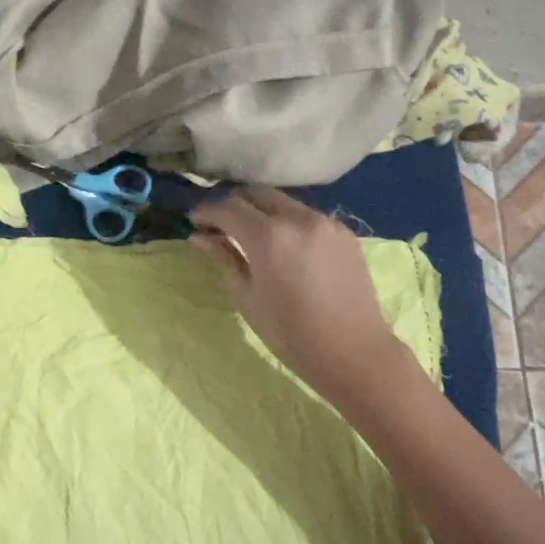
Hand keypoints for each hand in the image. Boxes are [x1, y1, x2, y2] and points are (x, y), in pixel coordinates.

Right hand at [190, 187, 410, 404]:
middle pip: (257, 194)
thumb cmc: (289, 332)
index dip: (206, 211)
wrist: (351, 349)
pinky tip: (283, 246)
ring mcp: (326, 222)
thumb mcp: (246, 297)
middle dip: (233, 204)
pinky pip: (307, 216)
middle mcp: (298, 218)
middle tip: (218, 224)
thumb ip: (223, 259)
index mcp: (269, 237)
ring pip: (284, 202)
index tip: (193, 222)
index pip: (228, 208)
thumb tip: (198, 237)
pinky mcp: (344, 232)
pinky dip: (287, 221)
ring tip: (249, 233)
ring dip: (261, 210)